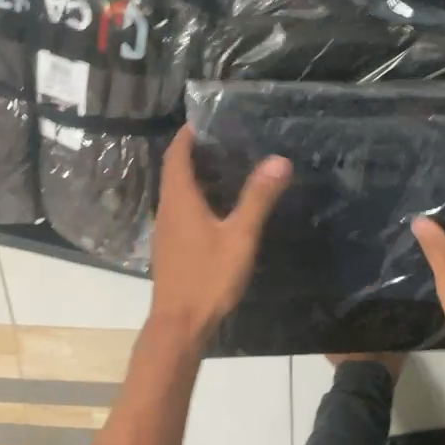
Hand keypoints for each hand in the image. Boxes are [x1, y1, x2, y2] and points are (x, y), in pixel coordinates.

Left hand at [150, 128, 290, 346]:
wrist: (179, 324)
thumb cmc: (208, 278)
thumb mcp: (239, 237)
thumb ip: (258, 199)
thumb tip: (278, 160)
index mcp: (180, 200)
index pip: (176, 155)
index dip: (187, 135)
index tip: (204, 120)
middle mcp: (167, 211)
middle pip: (175, 172)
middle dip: (194, 154)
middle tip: (224, 141)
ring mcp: (166, 232)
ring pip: (177, 194)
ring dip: (195, 179)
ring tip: (225, 170)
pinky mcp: (171, 250)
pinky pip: (181, 214)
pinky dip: (196, 201)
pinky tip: (218, 211)